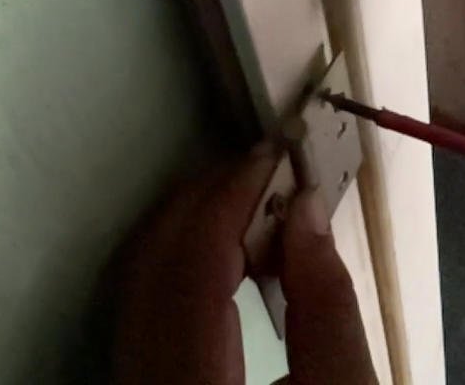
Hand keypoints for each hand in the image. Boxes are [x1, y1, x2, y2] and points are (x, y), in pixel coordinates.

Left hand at [112, 147, 375, 384]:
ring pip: (138, 283)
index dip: (231, 199)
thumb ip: (326, 303)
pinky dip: (183, 262)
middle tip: (266, 170)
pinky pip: (144, 307)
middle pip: (150, 265)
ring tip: (254, 201)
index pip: (191, 267)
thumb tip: (305, 207)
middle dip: (207, 200)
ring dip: (193, 226)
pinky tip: (229, 253)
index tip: (274, 156)